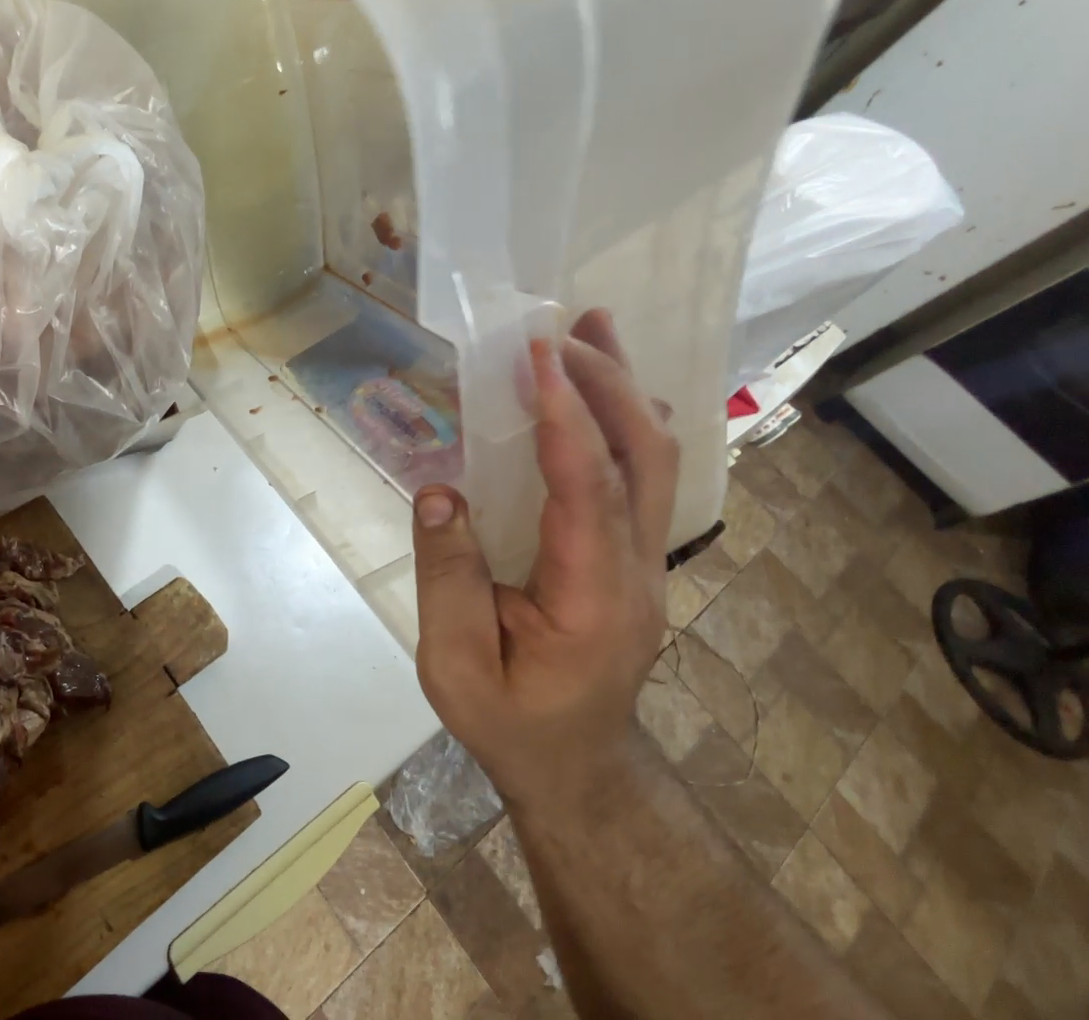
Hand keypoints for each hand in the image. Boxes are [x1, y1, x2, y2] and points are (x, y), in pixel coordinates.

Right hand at [411, 309, 678, 818]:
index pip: (587, 491)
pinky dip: (623, 425)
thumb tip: (439, 494)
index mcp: (593, 599)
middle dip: (608, 384)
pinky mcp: (634, 562)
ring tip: (594, 331)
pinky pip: (642, 481)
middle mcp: (637, 571)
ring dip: (625, 392)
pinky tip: (603, 395)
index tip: (537, 356)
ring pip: (654, 463)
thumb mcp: (454, 666)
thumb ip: (448, 580)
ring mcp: (646, 565)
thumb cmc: (510, 721)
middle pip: (645, 459)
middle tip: (564, 328)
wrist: (576, 766)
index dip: (566, 418)